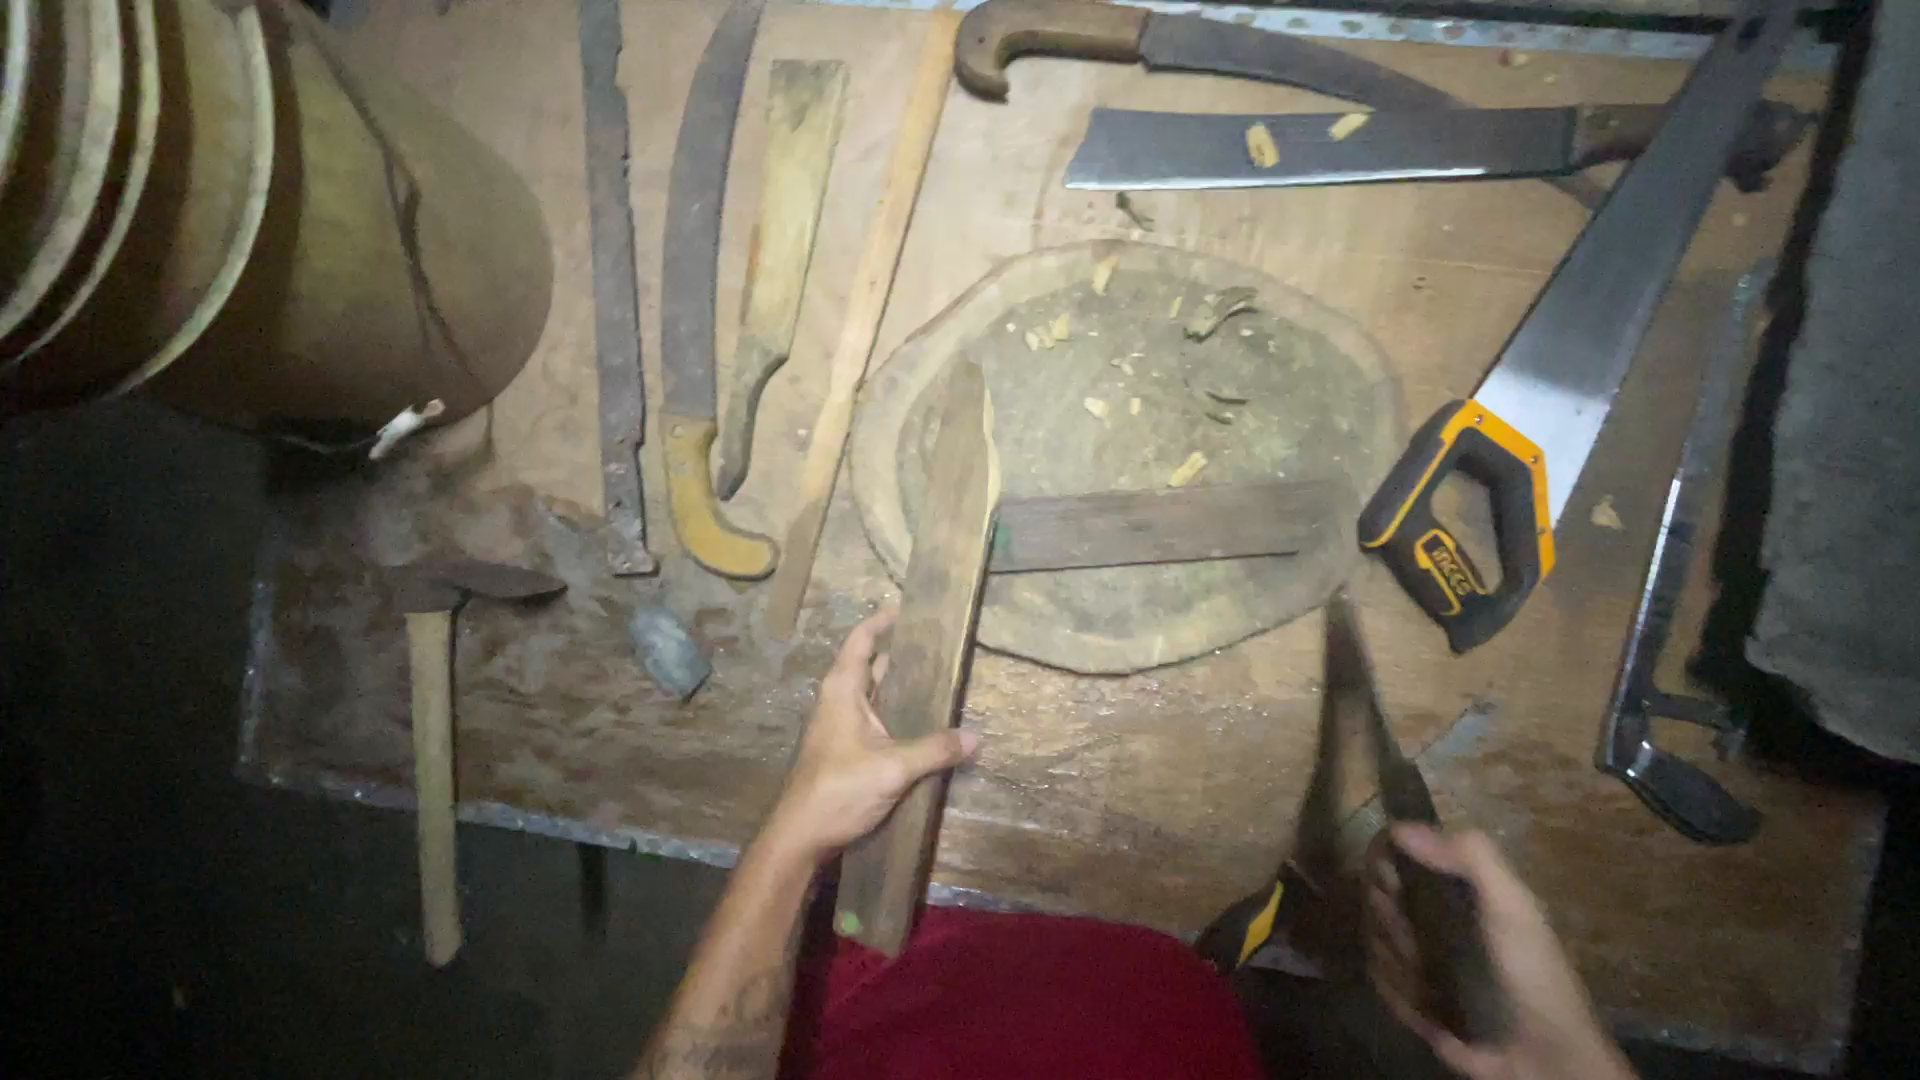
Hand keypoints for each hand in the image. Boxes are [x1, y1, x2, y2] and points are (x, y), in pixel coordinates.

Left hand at [760, 609, 978, 864]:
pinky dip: (899, 714)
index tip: (907, 607)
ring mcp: (842, 727)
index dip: (881, 621)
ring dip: (902, 687)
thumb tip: (975, 737)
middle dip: (901, 654)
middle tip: (938, 646)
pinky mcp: (847, 751)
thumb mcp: (893, 768)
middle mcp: (840, 702)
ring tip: (940, 680)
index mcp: (843, 690)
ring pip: (876, 696)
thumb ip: (935, 750)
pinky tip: (925, 724)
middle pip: (872, 666)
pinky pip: (877, 721)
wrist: (800, 836)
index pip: (861, 641)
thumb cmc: (839, 790)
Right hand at [1365, 825, 1636, 1079]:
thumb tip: (1399, 828)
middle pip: (1374, 893)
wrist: (1545, 1059)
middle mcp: (1426, 910)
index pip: (1392, 853)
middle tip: (1415, 942)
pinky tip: (1425, 1004)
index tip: (1392, 884)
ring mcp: (1414, 951)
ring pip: (1371, 935)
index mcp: (1450, 885)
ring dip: (1393, 958)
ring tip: (1427, 979)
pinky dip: (1396, 990)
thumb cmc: (1532, 974)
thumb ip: (1472, 858)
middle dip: (1387, 918)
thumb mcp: (1515, 907)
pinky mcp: (1406, 991)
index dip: (1383, 864)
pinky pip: (1377, 976)